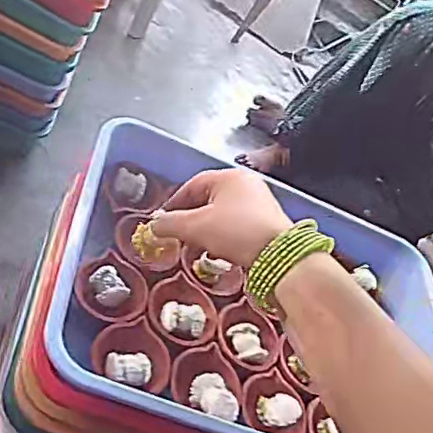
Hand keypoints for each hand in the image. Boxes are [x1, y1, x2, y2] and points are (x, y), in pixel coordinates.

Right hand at [148, 168, 293, 267]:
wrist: (278, 255)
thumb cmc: (236, 232)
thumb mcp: (196, 227)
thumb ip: (170, 224)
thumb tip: (153, 225)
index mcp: (228, 177)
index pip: (191, 185)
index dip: (174, 204)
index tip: (163, 222)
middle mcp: (245, 183)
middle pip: (207, 199)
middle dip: (189, 219)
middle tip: (177, 236)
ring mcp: (258, 201)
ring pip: (221, 213)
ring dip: (205, 229)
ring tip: (196, 247)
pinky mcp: (266, 220)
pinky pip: (236, 223)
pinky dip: (222, 235)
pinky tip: (218, 250)